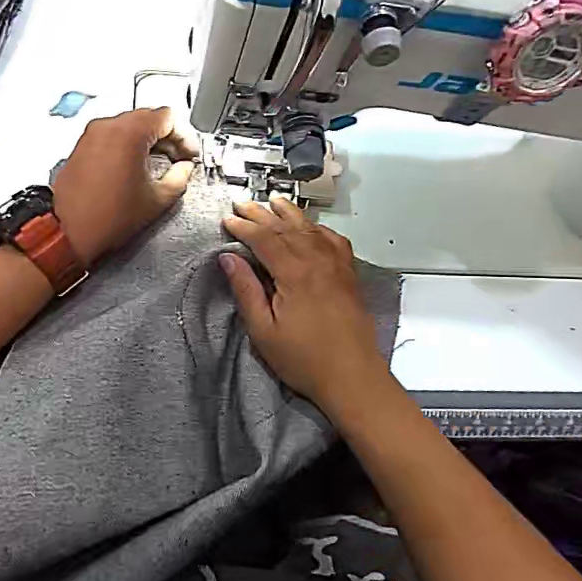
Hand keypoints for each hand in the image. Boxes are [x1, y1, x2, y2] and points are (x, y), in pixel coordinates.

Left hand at [52, 107, 198, 263]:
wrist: (67, 232)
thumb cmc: (105, 218)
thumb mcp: (156, 200)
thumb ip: (179, 178)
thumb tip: (184, 169)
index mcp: (129, 133)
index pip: (167, 117)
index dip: (185, 135)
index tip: (189, 153)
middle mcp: (108, 126)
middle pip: (148, 117)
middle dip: (167, 136)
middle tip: (178, 157)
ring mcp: (92, 134)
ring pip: (128, 125)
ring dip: (147, 140)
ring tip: (157, 163)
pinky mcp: (82, 146)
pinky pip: (111, 135)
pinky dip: (127, 144)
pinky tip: (134, 167)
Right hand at [220, 198, 385, 408]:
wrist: (354, 379)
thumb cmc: (304, 360)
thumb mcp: (263, 330)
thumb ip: (246, 290)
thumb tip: (228, 259)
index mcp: (294, 274)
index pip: (264, 238)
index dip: (244, 227)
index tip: (227, 221)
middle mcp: (318, 262)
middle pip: (286, 228)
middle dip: (261, 214)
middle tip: (241, 205)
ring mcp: (337, 266)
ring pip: (310, 229)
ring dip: (289, 213)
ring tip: (273, 202)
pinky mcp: (349, 276)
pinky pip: (334, 241)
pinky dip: (319, 229)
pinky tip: (311, 227)